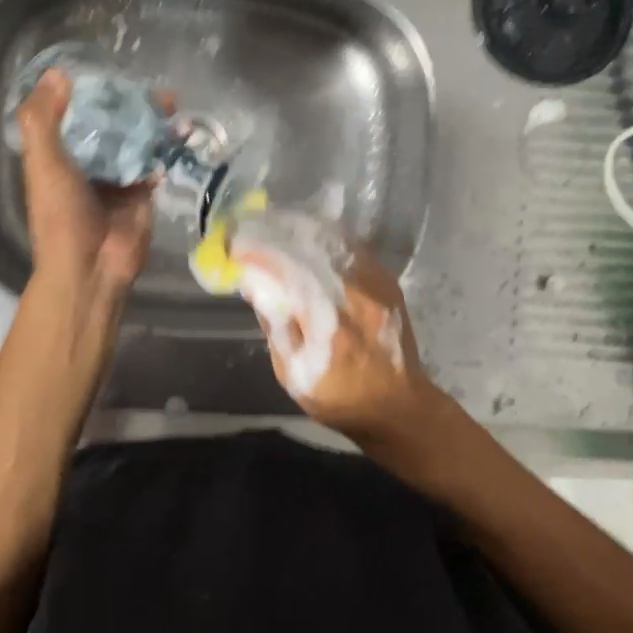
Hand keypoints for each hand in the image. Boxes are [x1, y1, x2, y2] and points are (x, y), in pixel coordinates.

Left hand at [16, 69, 156, 294]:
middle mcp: (86, 165)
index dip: (86, 94)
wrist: (92, 267)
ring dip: (149, 121)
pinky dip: (165, 145)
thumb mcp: (42, 164)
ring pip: (134, 141)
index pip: (71, 116)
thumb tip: (58, 75)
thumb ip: (43, 120)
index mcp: (57, 157)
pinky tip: (178, 127)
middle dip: (125, 105)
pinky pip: (154, 162)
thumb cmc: (60, 215)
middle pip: (108, 126)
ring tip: (168, 100)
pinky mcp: (142, 193)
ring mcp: (116, 179)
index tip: (105, 72)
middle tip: (145, 84)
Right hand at [231, 241, 446, 445]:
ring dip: (299, 230)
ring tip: (273, 226)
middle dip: (274, 235)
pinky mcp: (387, 281)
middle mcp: (355, 297)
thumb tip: (256, 287)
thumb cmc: (340, 398)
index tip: (233, 248)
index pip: (287, 274)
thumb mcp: (294, 373)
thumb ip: (276, 328)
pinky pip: (352, 247)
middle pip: (310, 249)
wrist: (399, 407)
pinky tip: (307, 236)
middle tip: (248, 231)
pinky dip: (326, 238)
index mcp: (329, 325)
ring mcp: (376, 285)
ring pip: (333, 242)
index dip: (257, 256)